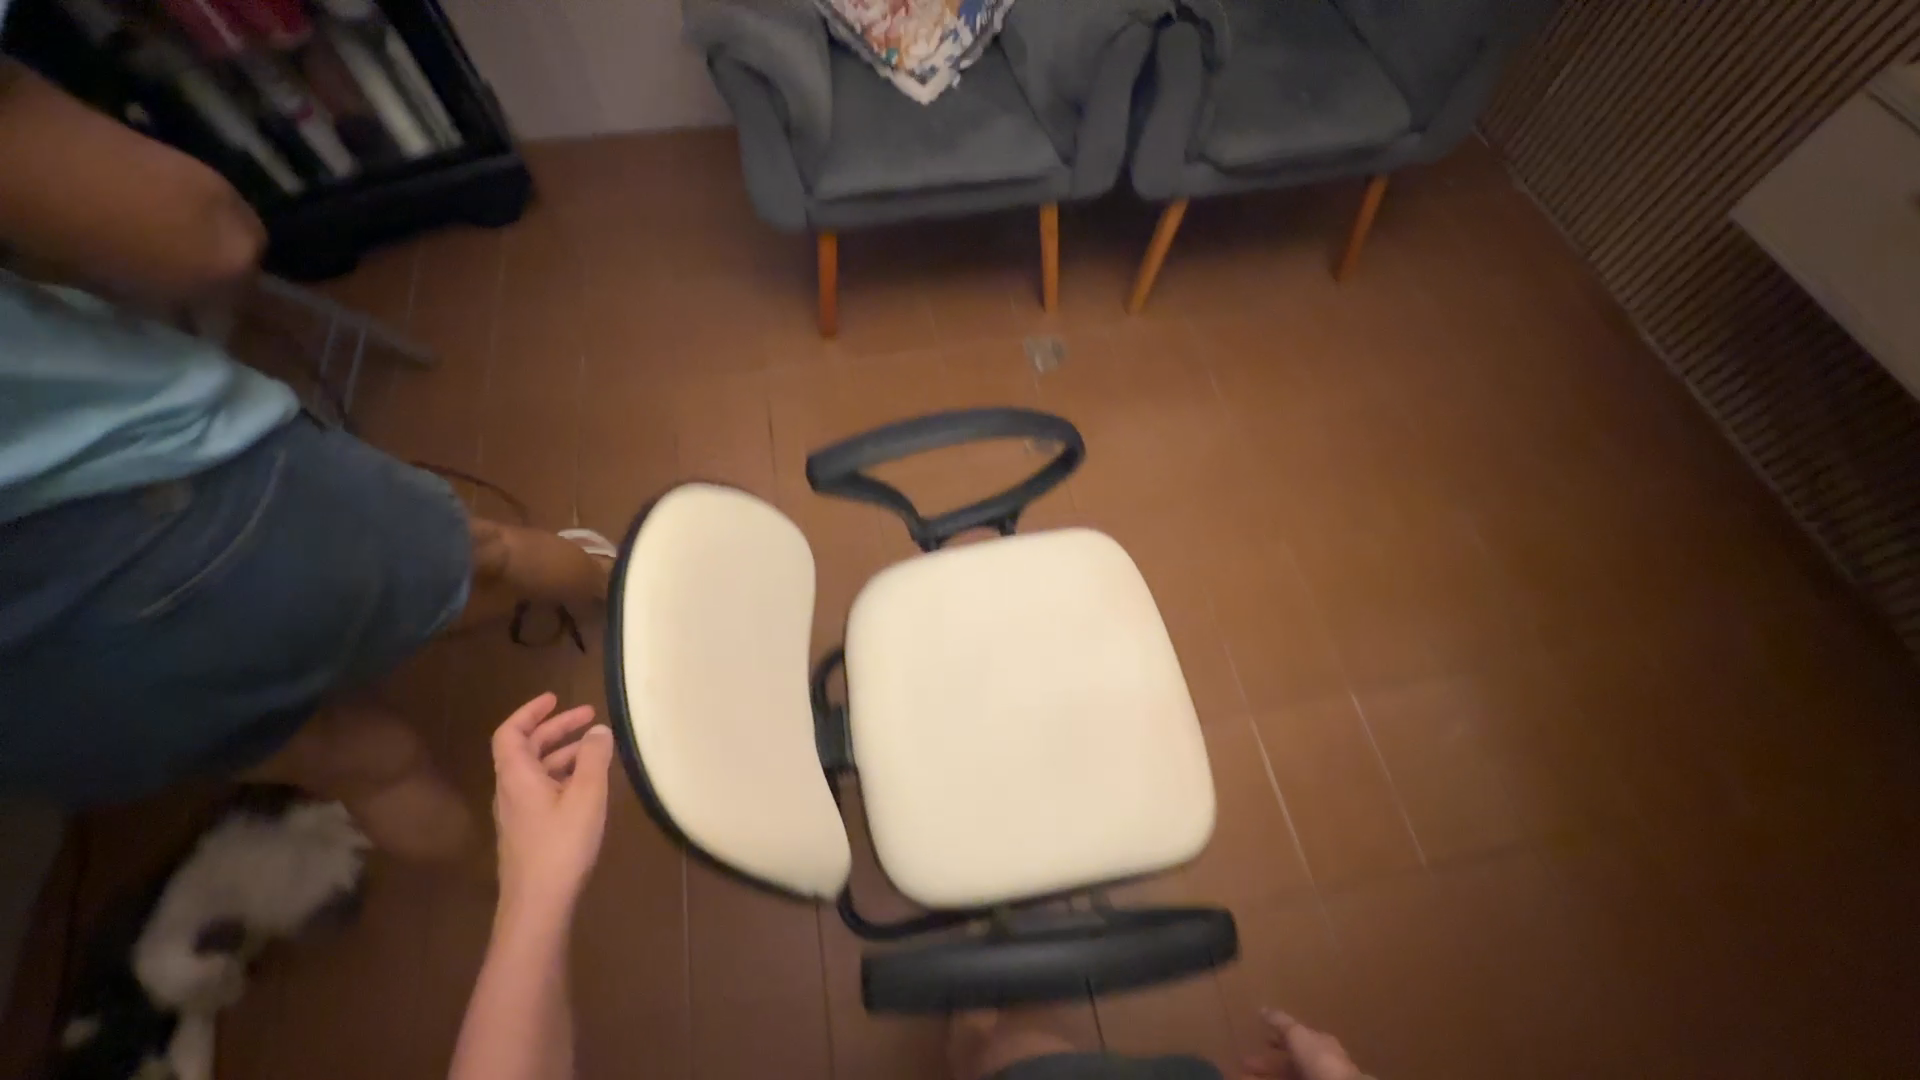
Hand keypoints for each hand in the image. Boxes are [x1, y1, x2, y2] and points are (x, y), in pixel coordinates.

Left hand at [489, 693, 612, 919]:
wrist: (538, 903)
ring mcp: (518, 813)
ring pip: (536, 770)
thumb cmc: (561, 844)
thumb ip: (593, 758)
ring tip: (596, 748)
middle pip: (526, 749)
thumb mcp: (586, 795)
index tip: (556, 698)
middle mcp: (511, 790)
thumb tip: (598, 730)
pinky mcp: (528, 831)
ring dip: (563, 752)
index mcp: (517, 776)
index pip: (511, 732)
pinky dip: (563, 775)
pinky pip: (543, 789)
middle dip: (556, 728)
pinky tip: (588, 784)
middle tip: (589, 716)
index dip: (530, 712)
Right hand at [1242, 1009, 1362, 1079]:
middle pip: (1289, 1062)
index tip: (1261, 1039)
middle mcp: (1318, 1064)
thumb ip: (1280, 1021)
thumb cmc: (1320, 1061)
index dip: (1278, 1038)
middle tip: (1245, 1062)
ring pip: (1286, 1077)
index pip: (1296, 1038)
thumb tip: (1262, 1008)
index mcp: (1318, 1044)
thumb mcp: (1297, 1034)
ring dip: (1265, 1076)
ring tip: (1242, 1076)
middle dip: (1266, 1062)